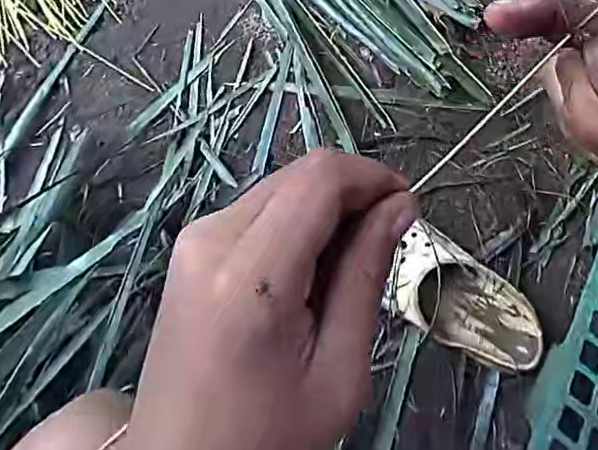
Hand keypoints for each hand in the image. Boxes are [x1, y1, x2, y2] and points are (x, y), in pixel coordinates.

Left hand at [125, 149, 418, 449]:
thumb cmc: (265, 439)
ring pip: (285, 183)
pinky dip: (299, 219)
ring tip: (345, 263)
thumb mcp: (337, 372)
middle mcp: (213, 238)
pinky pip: (262, 205)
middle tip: (383, 236)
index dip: (372, 177)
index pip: (320, 179)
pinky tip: (309, 267)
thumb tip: (399, 207)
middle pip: (302, 174)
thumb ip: (367, 275)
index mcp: (248, 277)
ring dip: (327, 206)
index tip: (405, 205)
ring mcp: (196, 237)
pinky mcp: (193, 244)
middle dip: (354, 192)